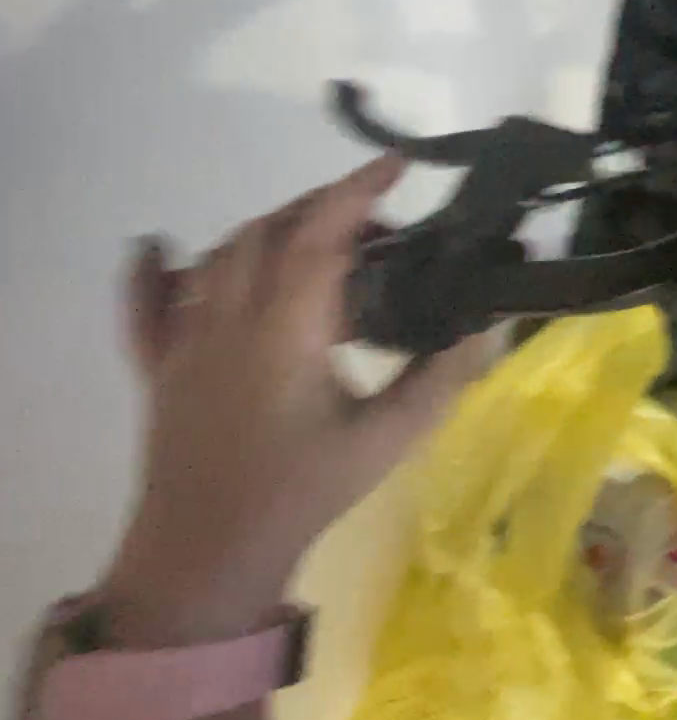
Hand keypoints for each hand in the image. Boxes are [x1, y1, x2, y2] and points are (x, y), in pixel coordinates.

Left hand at [100, 158, 493, 643]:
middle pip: (265, 235)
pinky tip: (155, 246)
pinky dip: (149, 270)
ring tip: (326, 240)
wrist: (206, 554)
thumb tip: (489, 323)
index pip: (317, 242)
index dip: (355, 194)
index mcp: (285, 335)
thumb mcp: (394, 434)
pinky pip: (142, 307)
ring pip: (217, 258)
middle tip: (382, 220)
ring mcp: (184, 345)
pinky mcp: (159, 369)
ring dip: (271, 231)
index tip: (396, 165)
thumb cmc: (307, 489)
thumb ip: (443, 374)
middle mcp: (225, 325)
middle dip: (323, 207)